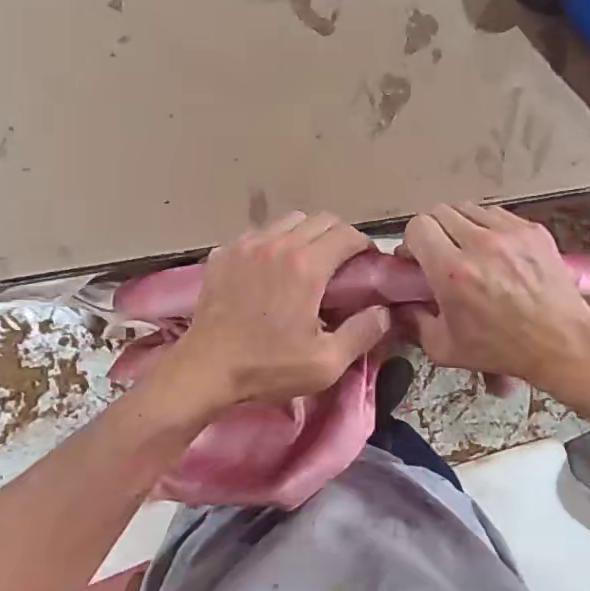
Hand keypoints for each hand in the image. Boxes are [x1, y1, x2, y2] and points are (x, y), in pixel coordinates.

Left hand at [158, 211, 391, 411]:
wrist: (205, 371)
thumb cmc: (267, 368)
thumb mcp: (326, 363)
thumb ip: (363, 333)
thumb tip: (384, 312)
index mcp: (306, 266)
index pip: (347, 234)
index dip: (364, 246)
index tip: (366, 266)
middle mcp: (277, 244)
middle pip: (320, 219)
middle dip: (338, 236)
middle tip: (342, 265)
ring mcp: (246, 245)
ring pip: (288, 221)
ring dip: (306, 235)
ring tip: (307, 264)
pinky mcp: (224, 254)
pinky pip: (258, 233)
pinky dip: (273, 242)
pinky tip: (271, 270)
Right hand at [400, 203, 589, 401]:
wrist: (559, 341)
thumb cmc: (505, 348)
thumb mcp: (445, 347)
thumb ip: (414, 322)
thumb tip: (400, 305)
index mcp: (453, 272)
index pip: (418, 227)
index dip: (412, 241)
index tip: (417, 257)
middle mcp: (480, 245)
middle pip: (439, 211)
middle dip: (433, 231)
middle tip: (438, 253)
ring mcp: (509, 234)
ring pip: (468, 209)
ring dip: (460, 226)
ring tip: (466, 251)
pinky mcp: (532, 231)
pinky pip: (497, 215)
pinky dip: (488, 228)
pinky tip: (492, 251)